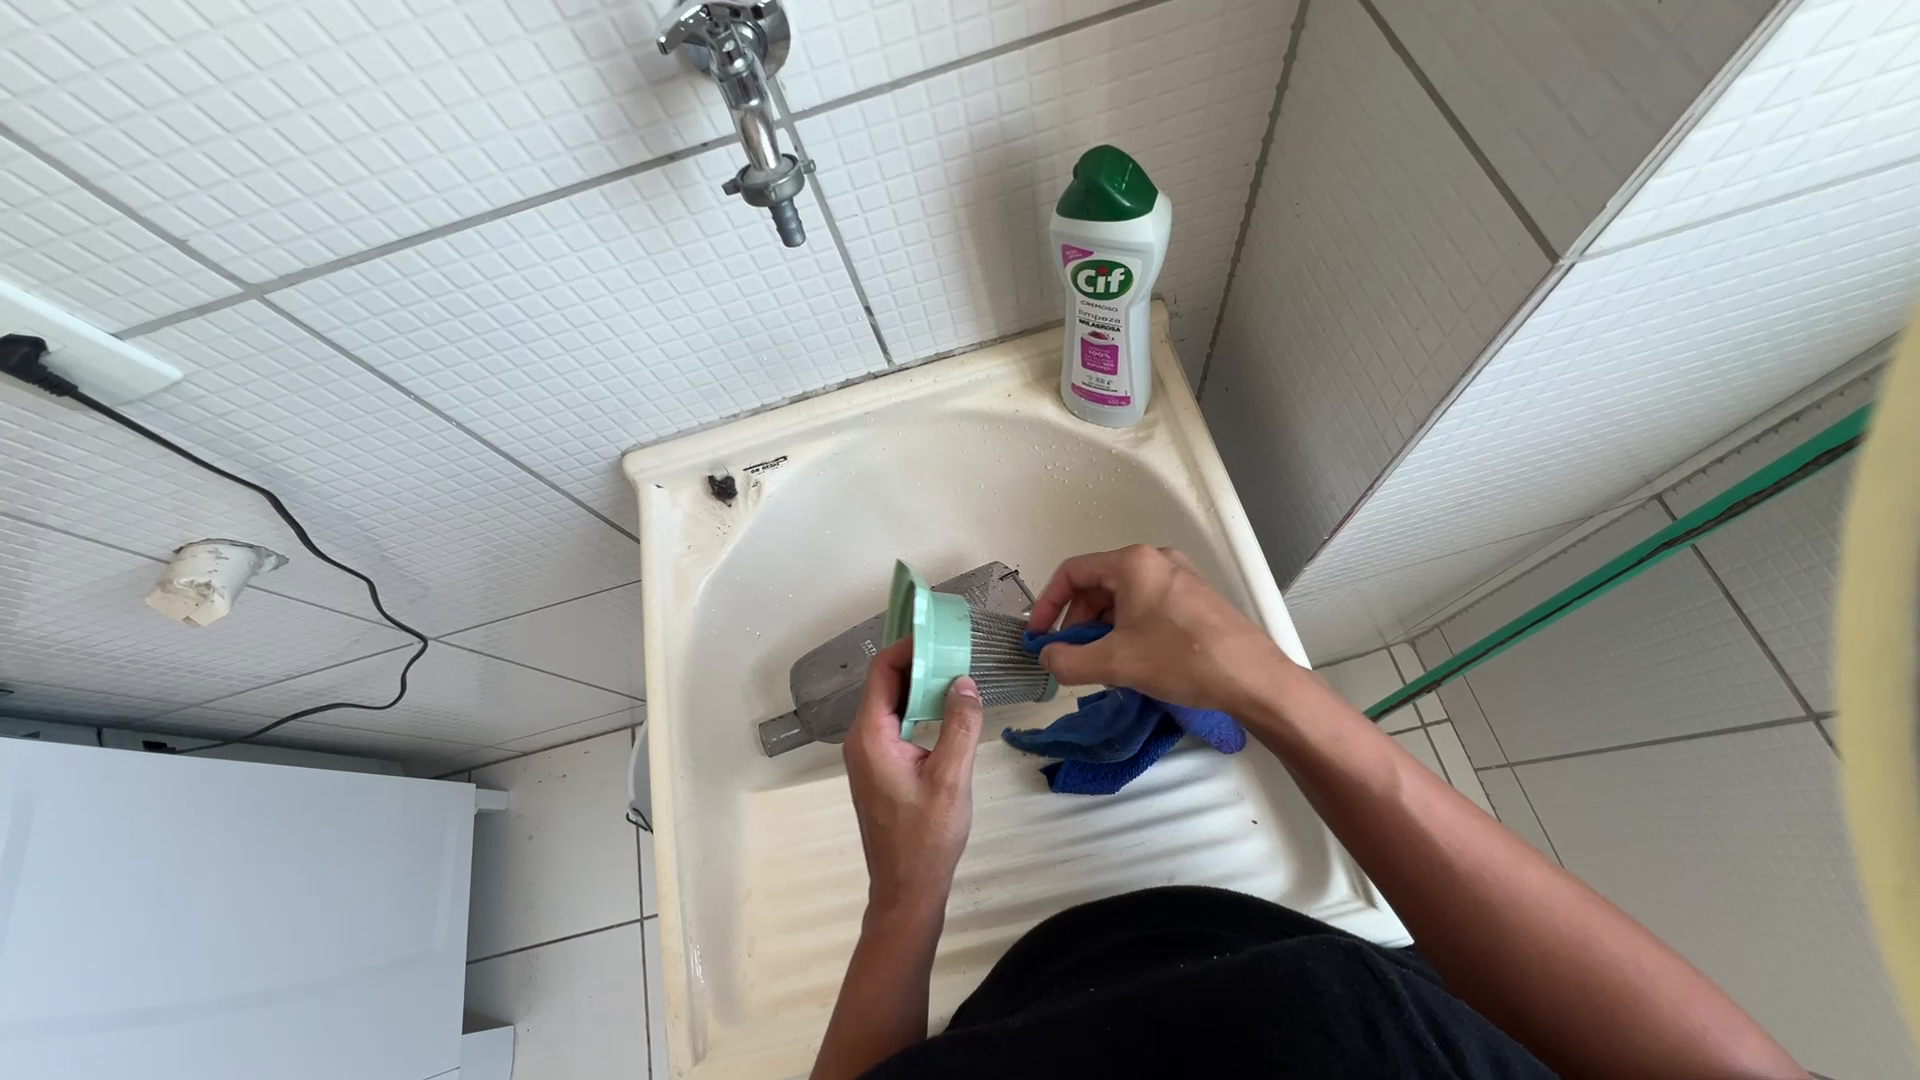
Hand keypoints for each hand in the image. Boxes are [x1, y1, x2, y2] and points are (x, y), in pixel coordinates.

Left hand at [843, 639, 984, 920]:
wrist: (907, 890)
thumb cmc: (927, 837)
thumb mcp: (951, 778)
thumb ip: (959, 725)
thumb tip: (964, 682)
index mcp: (870, 736)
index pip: (882, 672)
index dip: (908, 648)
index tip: (941, 636)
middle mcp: (861, 740)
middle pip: (885, 685)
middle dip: (918, 664)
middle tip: (956, 651)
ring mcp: (868, 755)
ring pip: (891, 704)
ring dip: (920, 687)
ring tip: (957, 674)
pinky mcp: (879, 767)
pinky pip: (895, 724)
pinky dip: (918, 709)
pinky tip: (947, 710)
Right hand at [1027, 545, 1295, 714]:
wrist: (1252, 679)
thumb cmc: (1181, 660)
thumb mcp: (1114, 664)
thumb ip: (1067, 660)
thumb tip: (1047, 658)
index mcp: (1133, 563)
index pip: (1072, 572)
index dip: (1047, 604)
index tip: (1038, 636)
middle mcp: (1155, 560)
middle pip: (1097, 584)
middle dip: (1077, 621)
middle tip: (1072, 655)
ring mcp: (1179, 577)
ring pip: (1122, 598)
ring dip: (1102, 629)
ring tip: (1102, 664)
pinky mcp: (1195, 597)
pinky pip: (1146, 606)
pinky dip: (1128, 629)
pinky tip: (1132, 661)